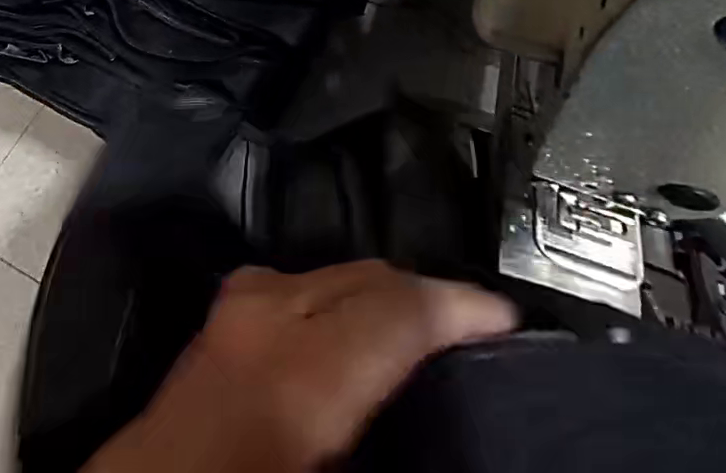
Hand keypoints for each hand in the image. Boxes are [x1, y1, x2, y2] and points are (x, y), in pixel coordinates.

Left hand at [82, 260, 516, 472]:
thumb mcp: (330, 470)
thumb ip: (383, 427)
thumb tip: (433, 407)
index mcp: (298, 375)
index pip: (397, 309)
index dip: (458, 306)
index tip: (504, 318)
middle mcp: (267, 319)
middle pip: (369, 278)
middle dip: (427, 295)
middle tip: (475, 326)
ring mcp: (237, 307)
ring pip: (335, 272)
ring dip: (384, 292)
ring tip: (426, 324)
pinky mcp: (221, 313)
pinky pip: (300, 281)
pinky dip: (340, 293)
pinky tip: (357, 321)